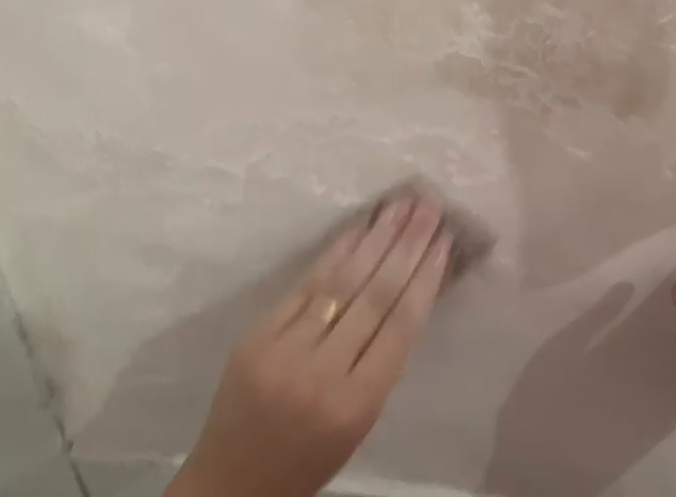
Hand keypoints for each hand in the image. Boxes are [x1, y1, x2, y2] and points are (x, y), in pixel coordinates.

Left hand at [166, 196, 451, 496]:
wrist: (230, 484)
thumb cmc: (311, 458)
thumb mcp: (362, 421)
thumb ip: (383, 360)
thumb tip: (410, 289)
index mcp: (357, 403)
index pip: (401, 325)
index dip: (426, 276)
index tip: (444, 239)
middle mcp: (321, 372)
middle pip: (374, 295)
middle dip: (406, 245)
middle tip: (428, 206)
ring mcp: (283, 350)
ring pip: (339, 281)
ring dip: (375, 238)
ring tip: (399, 205)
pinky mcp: (255, 335)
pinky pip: (304, 285)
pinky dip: (334, 253)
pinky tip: (357, 228)